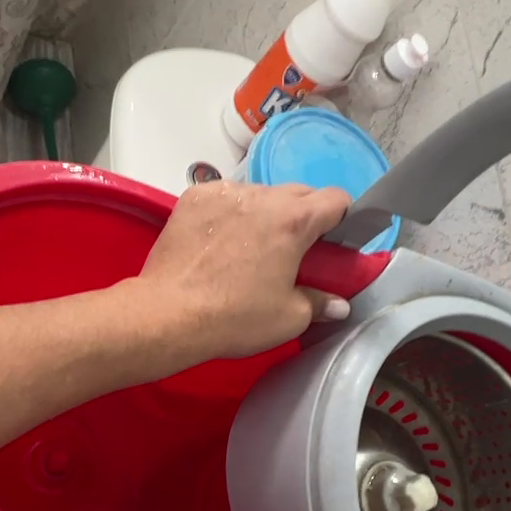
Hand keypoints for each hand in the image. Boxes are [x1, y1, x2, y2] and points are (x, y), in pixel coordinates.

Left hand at [128, 180, 352, 362]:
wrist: (169, 314)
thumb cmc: (234, 318)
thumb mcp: (289, 319)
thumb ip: (320, 303)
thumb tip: (338, 304)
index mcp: (293, 220)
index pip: (336, 200)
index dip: (342, 220)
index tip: (332, 243)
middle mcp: (261, 195)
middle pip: (298, 194)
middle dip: (302, 218)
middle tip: (292, 253)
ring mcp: (224, 192)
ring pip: (259, 194)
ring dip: (264, 215)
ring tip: (248, 249)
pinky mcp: (193, 197)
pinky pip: (225, 198)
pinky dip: (229, 214)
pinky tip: (218, 243)